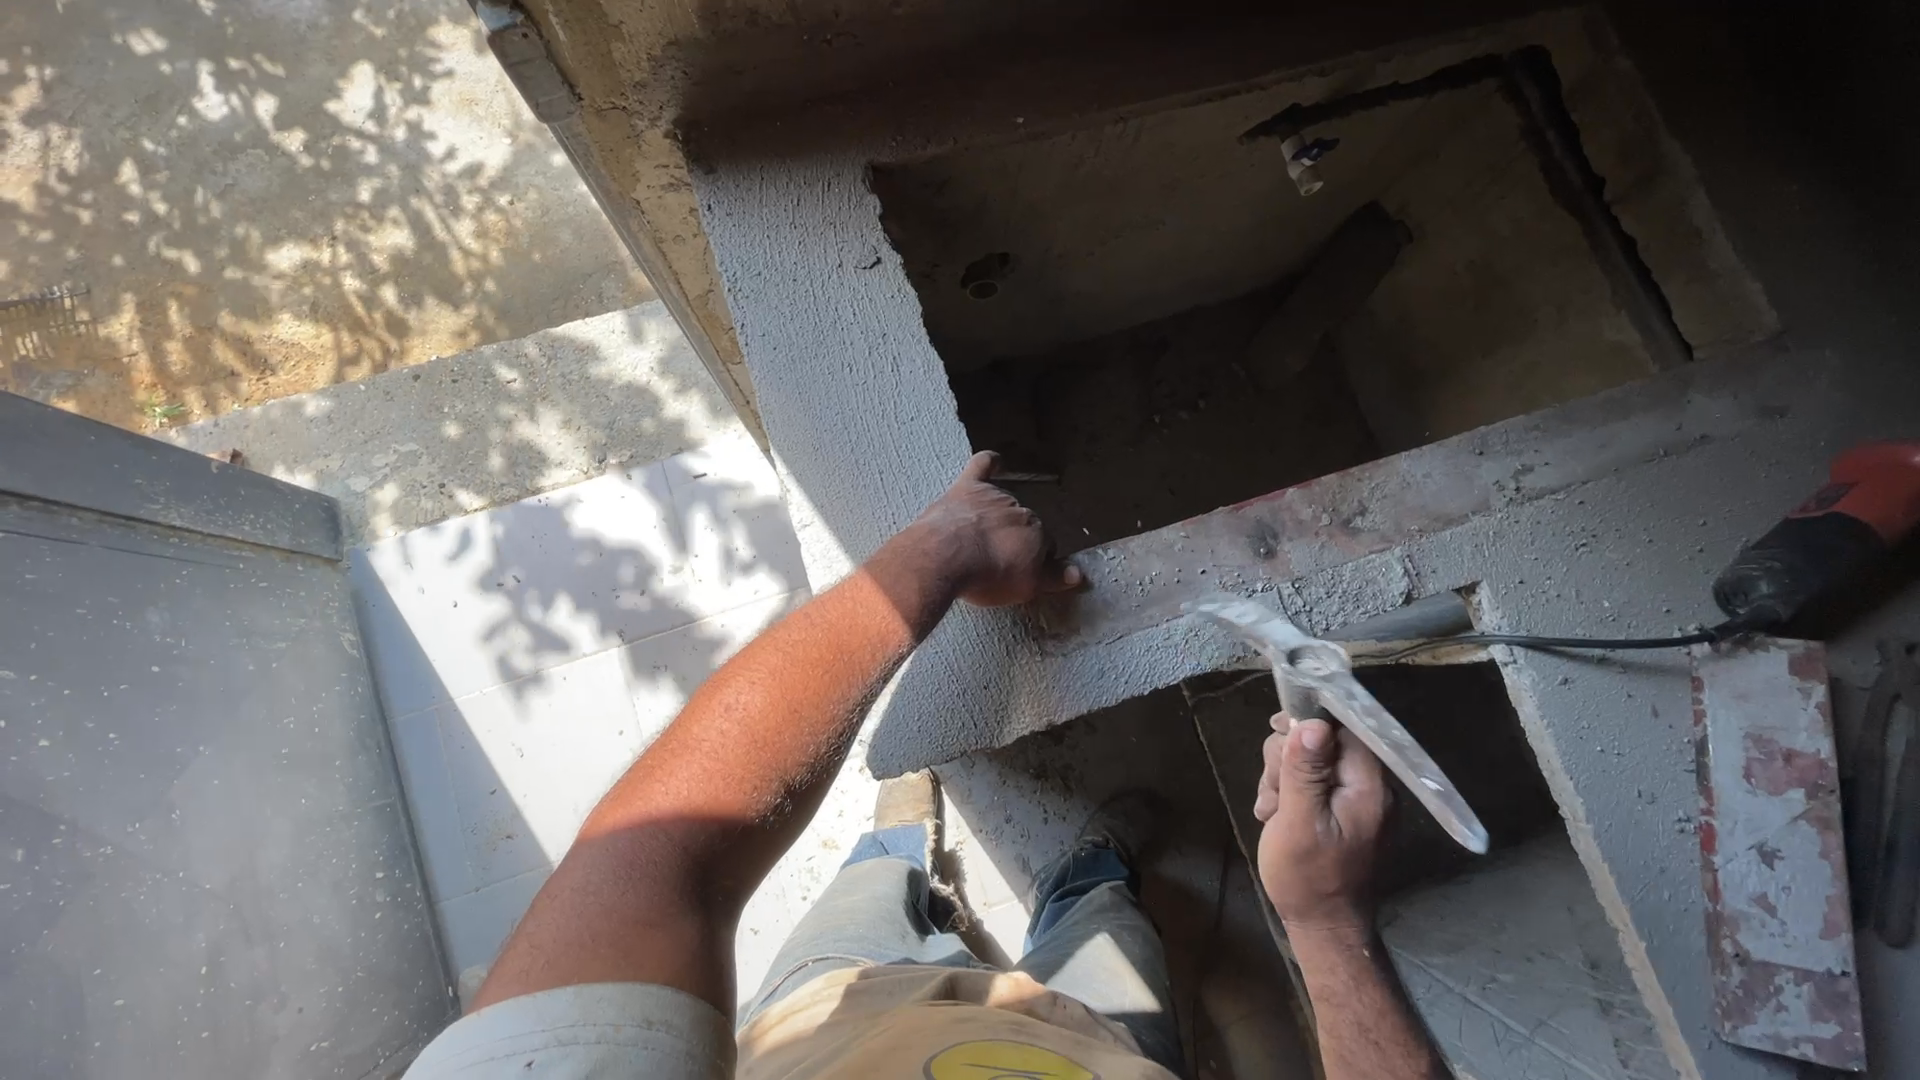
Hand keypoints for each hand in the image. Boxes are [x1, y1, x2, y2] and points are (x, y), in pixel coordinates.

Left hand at [913, 451, 1082, 606]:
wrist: (945, 558)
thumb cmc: (983, 576)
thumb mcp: (1024, 589)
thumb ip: (1054, 578)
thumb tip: (1077, 574)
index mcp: (1038, 535)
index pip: (1046, 544)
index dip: (1034, 558)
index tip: (1021, 569)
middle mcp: (1021, 511)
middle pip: (1025, 523)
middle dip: (1015, 538)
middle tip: (997, 558)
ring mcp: (995, 497)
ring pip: (1004, 503)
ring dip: (998, 515)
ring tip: (981, 537)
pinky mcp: (969, 488)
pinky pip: (983, 466)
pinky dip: (991, 463)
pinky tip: (996, 461)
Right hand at [1253, 714, 1389, 931]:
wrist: (1321, 927)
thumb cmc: (1308, 877)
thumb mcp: (1298, 821)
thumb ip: (1305, 771)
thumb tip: (1312, 723)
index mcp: (1369, 787)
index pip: (1343, 729)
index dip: (1307, 723)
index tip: (1276, 730)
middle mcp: (1370, 787)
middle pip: (1321, 741)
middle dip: (1288, 759)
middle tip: (1274, 792)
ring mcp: (1355, 799)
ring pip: (1309, 760)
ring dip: (1281, 778)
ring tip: (1272, 810)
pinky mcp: (1340, 809)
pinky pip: (1309, 781)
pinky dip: (1286, 792)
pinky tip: (1275, 815)